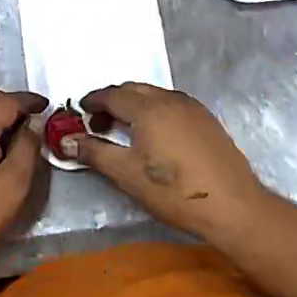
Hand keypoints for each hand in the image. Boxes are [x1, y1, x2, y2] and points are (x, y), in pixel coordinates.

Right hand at [61, 82, 270, 240]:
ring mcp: (193, 108)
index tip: (81, 110)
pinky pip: (172, 105)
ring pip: (155, 96)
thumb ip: (94, 152)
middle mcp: (170, 99)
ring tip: (125, 130)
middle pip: (134, 90)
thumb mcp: (126, 173)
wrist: (232, 206)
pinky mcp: (207, 120)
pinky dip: (155, 111)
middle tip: (98, 122)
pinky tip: (154, 135)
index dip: (93, 101)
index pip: (112, 95)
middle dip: (113, 101)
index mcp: (148, 108)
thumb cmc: (173, 191)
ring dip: (135, 105)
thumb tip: (65, 141)